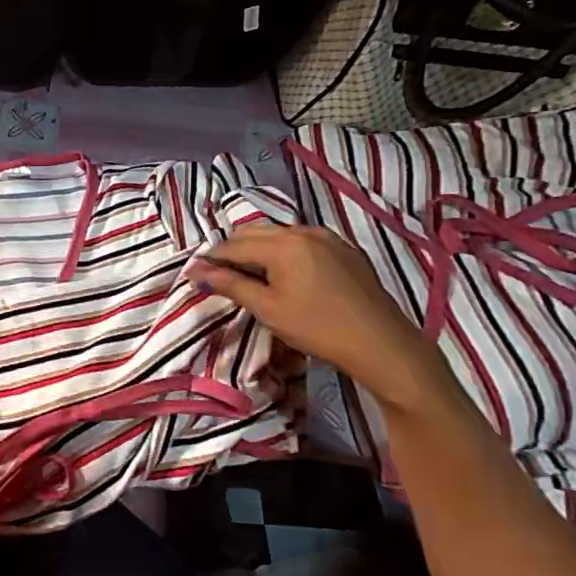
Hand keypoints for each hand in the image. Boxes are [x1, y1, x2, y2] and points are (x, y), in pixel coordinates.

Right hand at [187, 225, 451, 410]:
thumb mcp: (268, 309)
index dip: (211, 259)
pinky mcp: (345, 250)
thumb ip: (231, 285)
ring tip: (247, 273)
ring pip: (280, 235)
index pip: (234, 245)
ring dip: (258, 249)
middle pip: (256, 233)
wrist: (380, 343)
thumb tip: (198, 272)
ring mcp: (328, 238)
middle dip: (233, 250)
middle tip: (218, 274)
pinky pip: (303, 242)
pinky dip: (283, 252)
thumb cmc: (317, 328)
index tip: (194, 273)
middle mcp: (304, 231)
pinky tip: (282, 273)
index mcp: (283, 244)